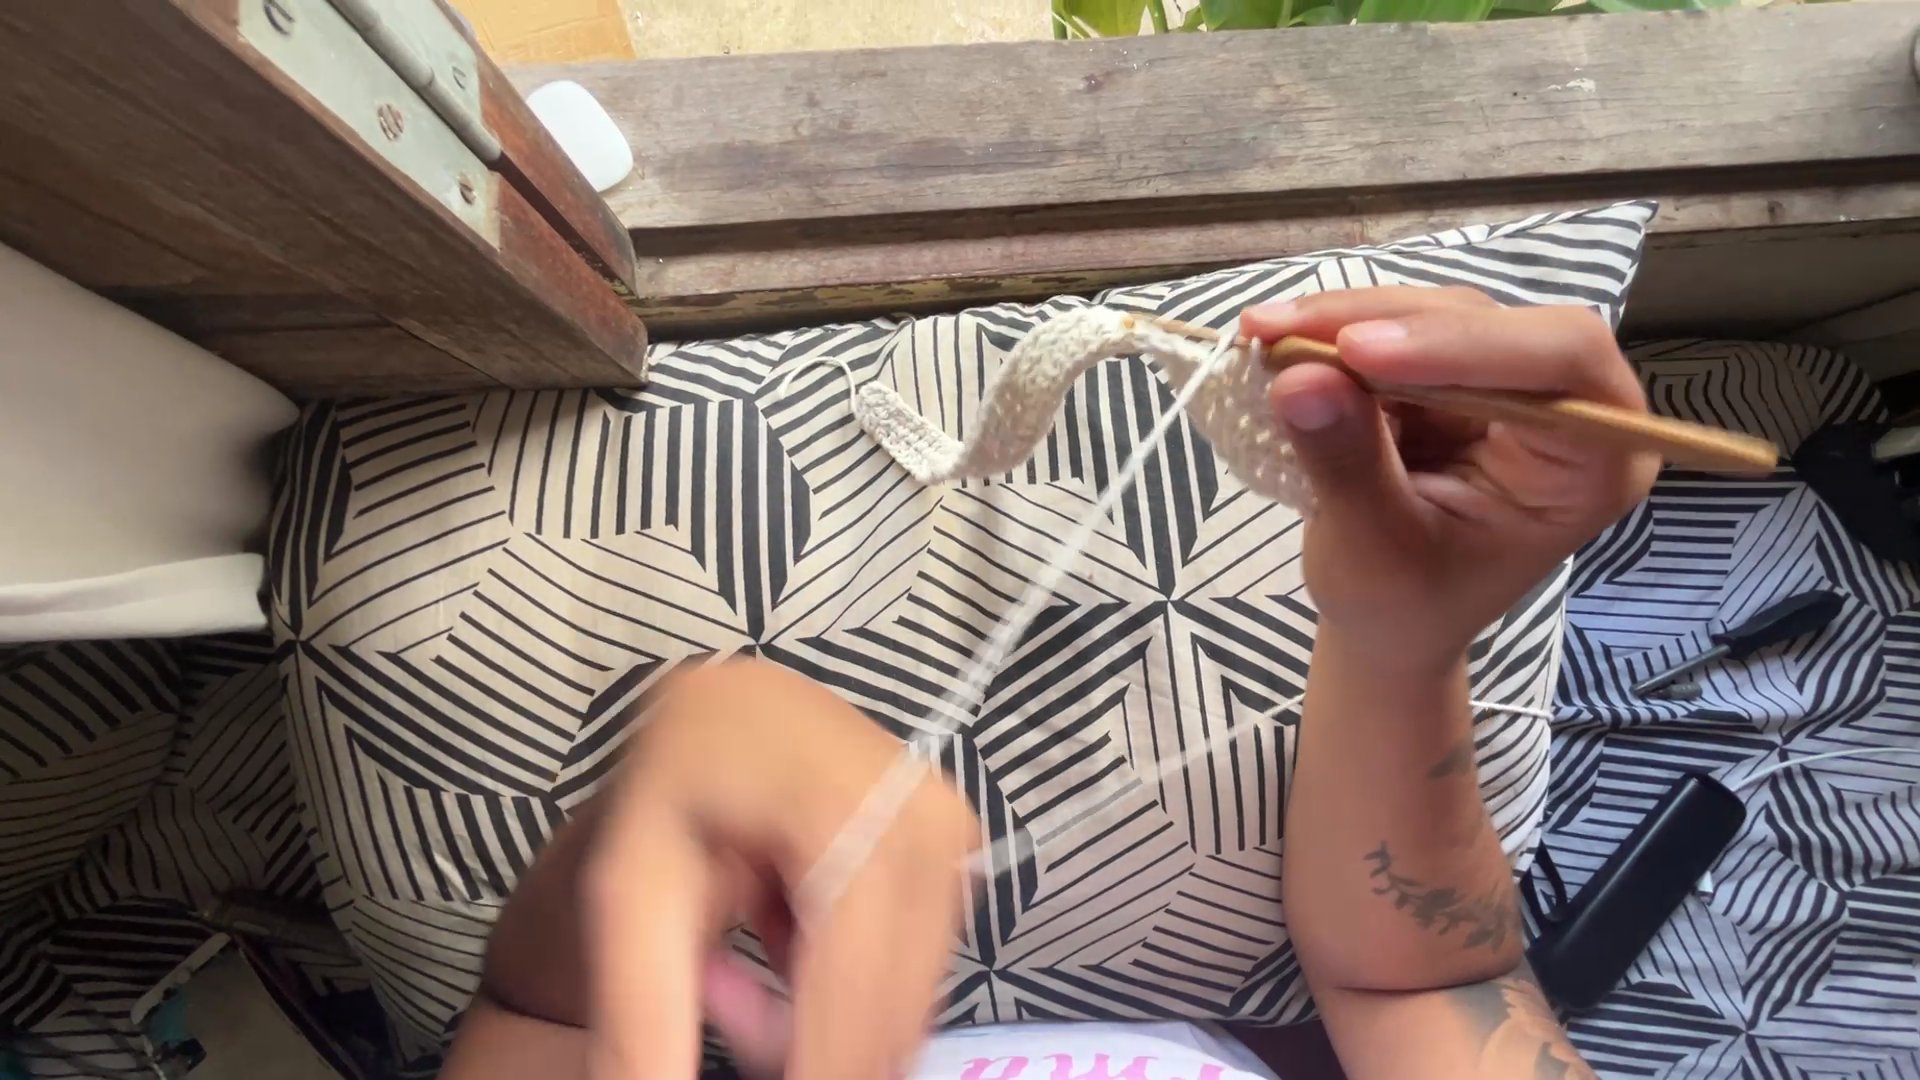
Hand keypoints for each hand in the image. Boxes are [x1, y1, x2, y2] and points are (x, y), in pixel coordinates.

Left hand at [584, 660, 975, 1079]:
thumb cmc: (682, 771)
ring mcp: (949, 827)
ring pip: (908, 1000)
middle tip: (729, 1004)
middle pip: (891, 1014)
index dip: (812, 1075)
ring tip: (758, 960)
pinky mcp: (954, 840)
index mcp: (851, 817)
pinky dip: (859, 981)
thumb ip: (643, 1018)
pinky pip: (919, 962)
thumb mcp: (635, 885)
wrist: (739, 700)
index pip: (856, 1008)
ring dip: (832, 1017)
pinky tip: (800, 936)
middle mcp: (923, 820)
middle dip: (810, 1046)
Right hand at [1245, 287, 1658, 669]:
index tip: (1352, 351)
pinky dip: (1327, 339)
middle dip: (1375, 323)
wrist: (1386, 623)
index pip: (1557, 364)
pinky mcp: (1441, 386)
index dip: (1457, 345)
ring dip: (1339, 322)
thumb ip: (1344, 462)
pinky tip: (1277, 343)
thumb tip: (1294, 378)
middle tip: (1275, 329)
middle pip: (1483, 324)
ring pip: (1428, 319)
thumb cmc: (1398, 607)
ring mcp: (1495, 390)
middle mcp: (1558, 408)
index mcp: (1586, 463)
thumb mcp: (1372, 548)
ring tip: (1262, 333)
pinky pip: (1387, 339)